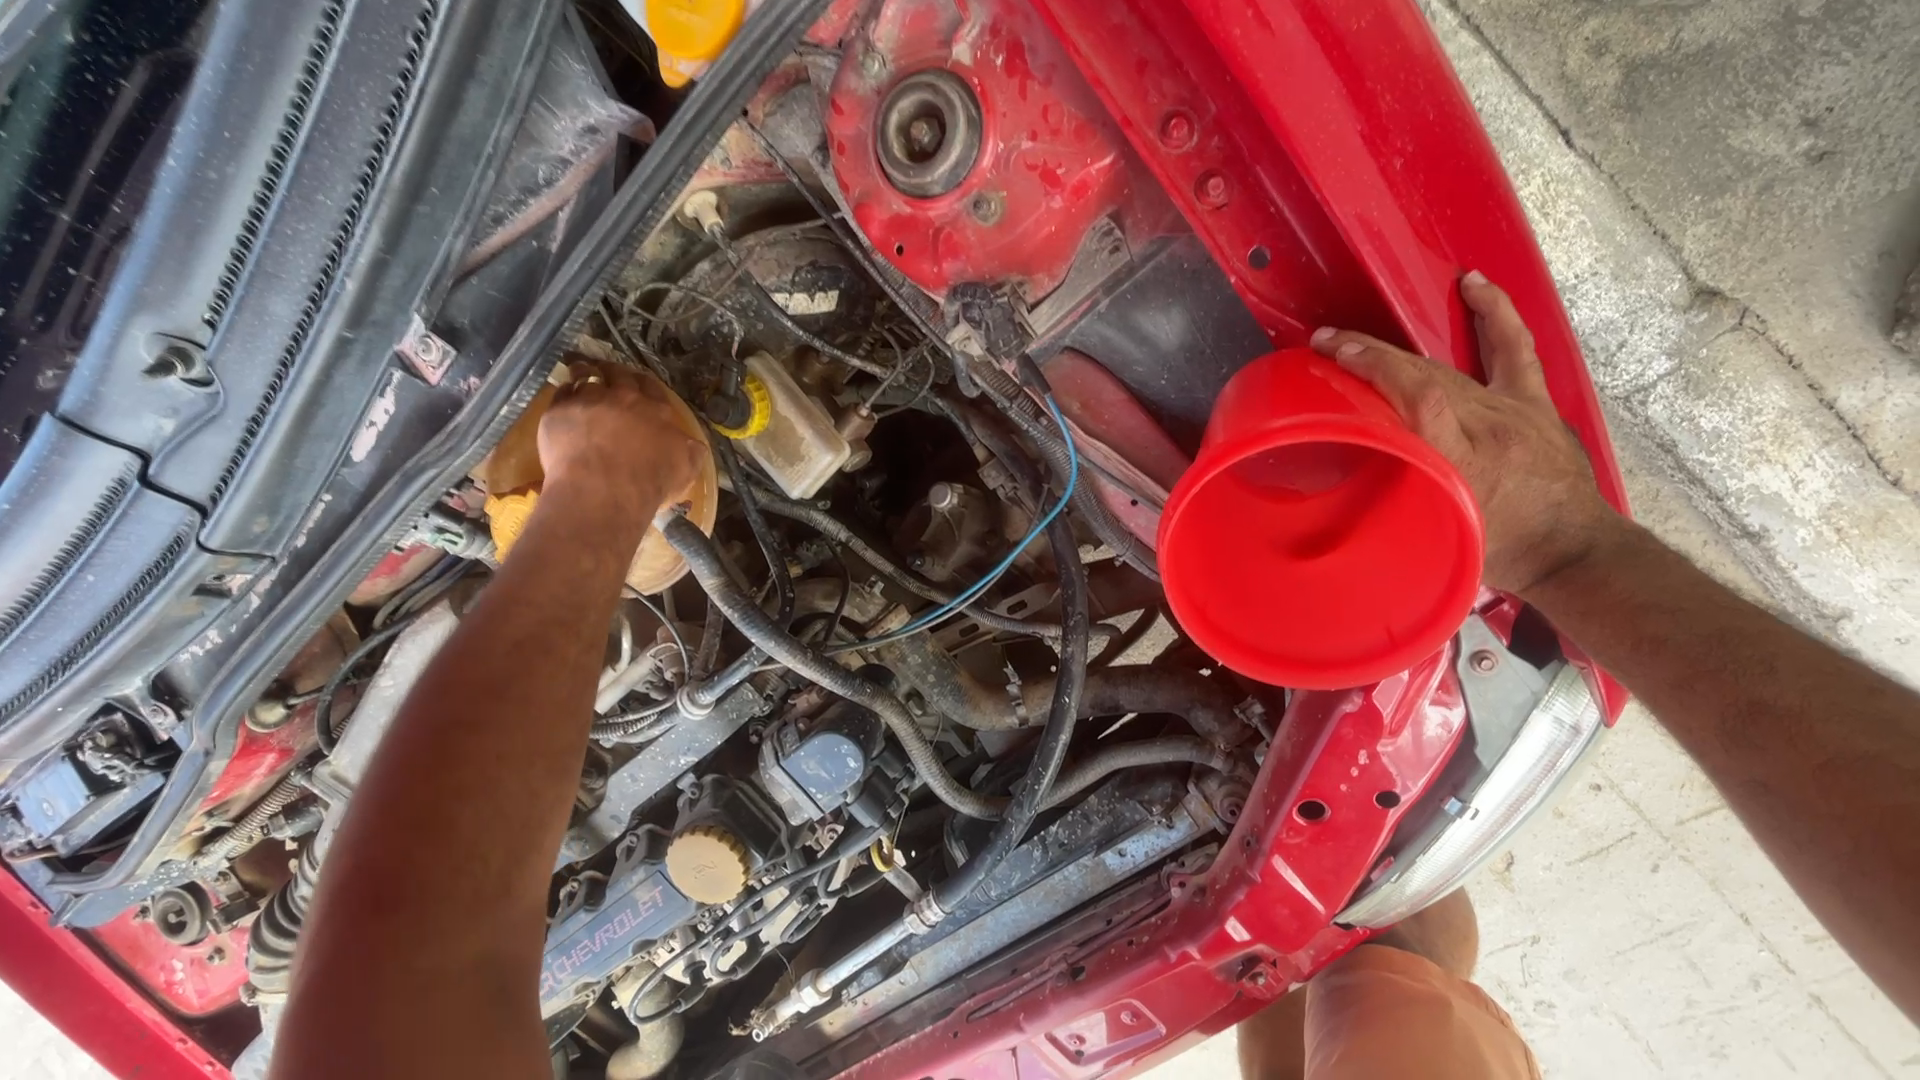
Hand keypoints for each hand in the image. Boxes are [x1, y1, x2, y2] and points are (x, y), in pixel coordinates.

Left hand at [538, 361, 706, 525]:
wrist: (605, 489)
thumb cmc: (649, 482)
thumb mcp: (685, 469)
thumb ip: (690, 451)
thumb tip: (692, 444)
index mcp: (656, 411)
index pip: (652, 388)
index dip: (645, 383)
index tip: (638, 381)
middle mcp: (624, 398)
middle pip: (619, 375)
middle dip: (614, 371)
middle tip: (608, 370)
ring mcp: (590, 401)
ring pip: (586, 376)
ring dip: (586, 372)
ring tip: (581, 371)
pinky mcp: (560, 412)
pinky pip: (561, 393)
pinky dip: (564, 393)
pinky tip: (564, 397)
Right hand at [1309, 271, 1625, 595]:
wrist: (1573, 551)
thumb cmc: (1502, 552)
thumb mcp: (1437, 534)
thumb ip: (1401, 499)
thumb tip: (1349, 478)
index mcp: (1467, 461)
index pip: (1421, 397)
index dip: (1377, 369)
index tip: (1336, 356)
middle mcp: (1493, 427)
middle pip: (1426, 375)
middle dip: (1371, 355)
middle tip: (1326, 346)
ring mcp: (1515, 410)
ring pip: (1448, 367)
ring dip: (1397, 352)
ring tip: (1355, 340)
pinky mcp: (1532, 404)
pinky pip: (1513, 349)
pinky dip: (1495, 314)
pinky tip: (1473, 286)